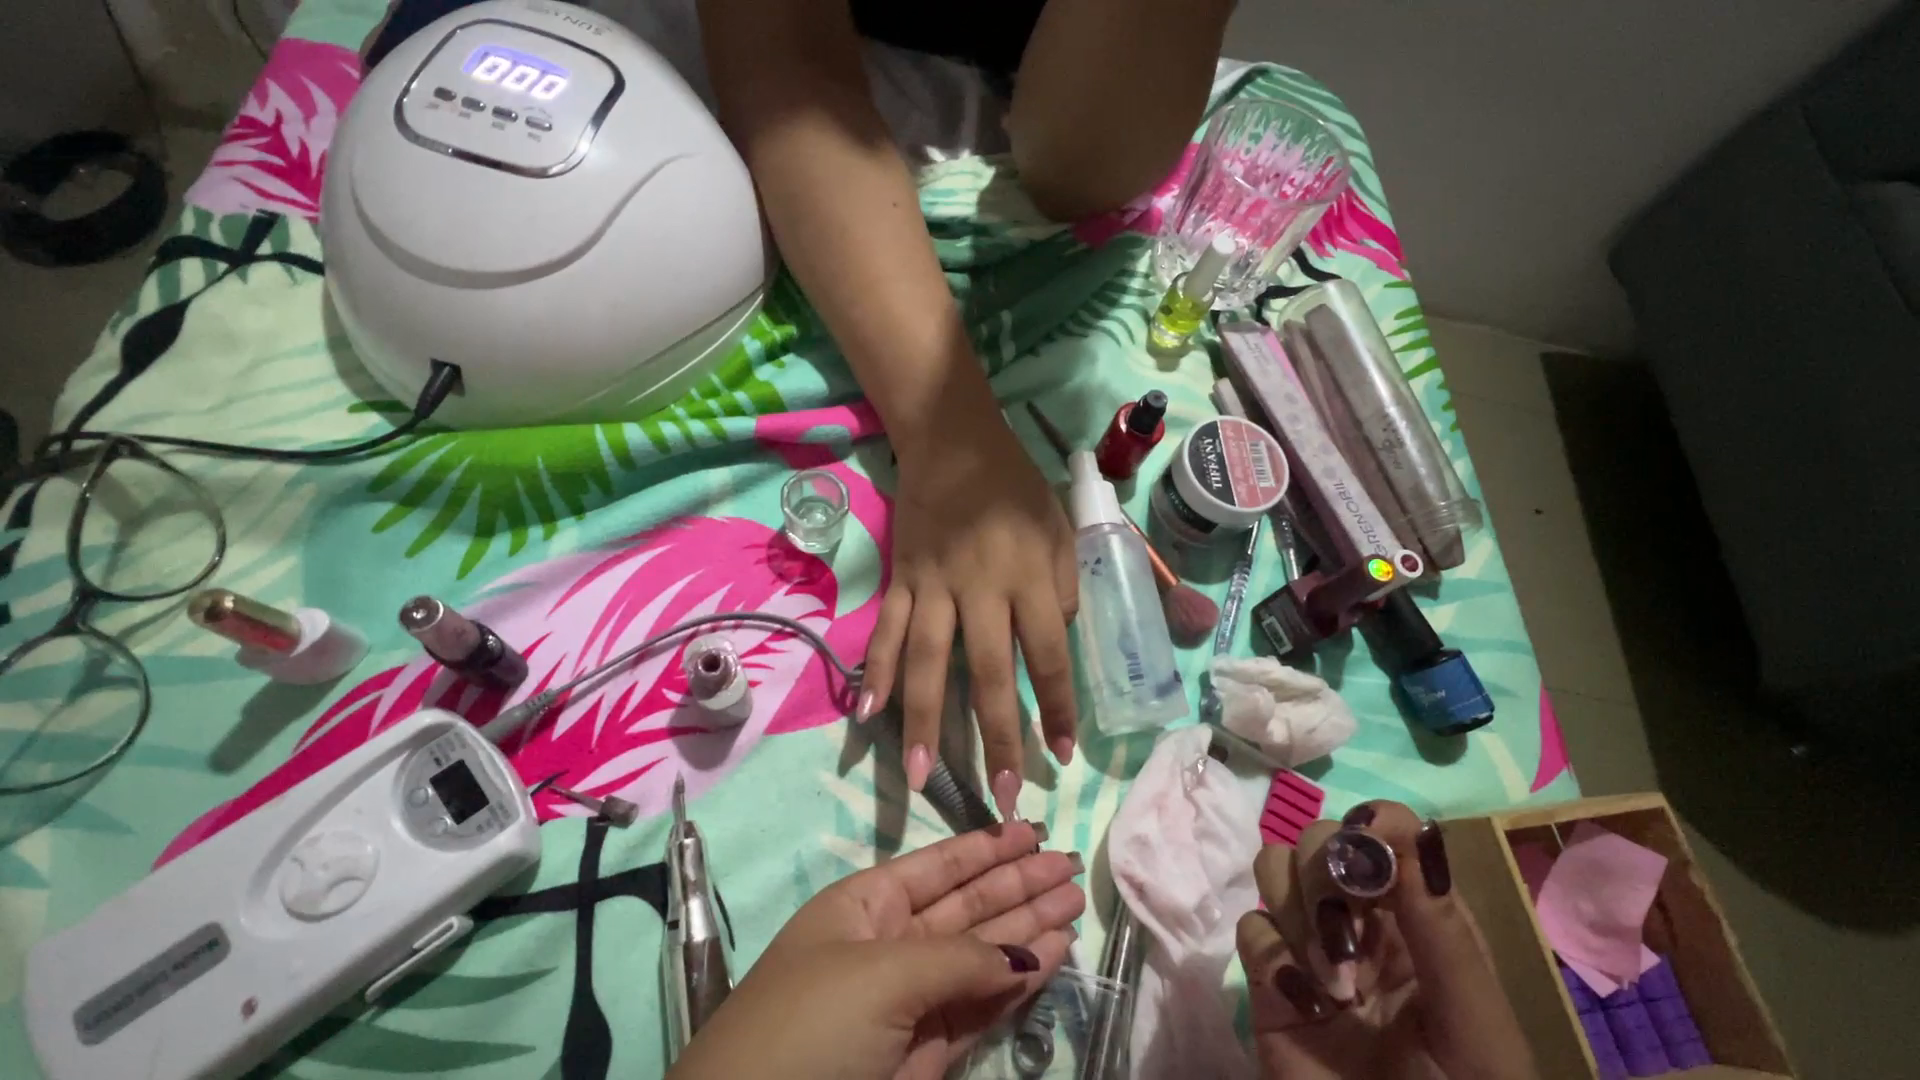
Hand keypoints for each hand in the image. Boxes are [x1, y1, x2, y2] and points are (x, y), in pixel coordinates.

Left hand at [669, 822, 1085, 1079]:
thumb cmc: (810, 1023)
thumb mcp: (878, 974)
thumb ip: (958, 958)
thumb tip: (1023, 956)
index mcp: (862, 907)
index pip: (935, 867)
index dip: (983, 848)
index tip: (1030, 829)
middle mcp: (889, 945)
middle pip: (966, 904)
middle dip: (1017, 883)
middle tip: (1070, 862)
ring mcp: (910, 1001)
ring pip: (982, 953)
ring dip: (1028, 927)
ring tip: (1075, 900)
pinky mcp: (927, 1053)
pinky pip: (983, 1004)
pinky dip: (1020, 980)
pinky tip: (1054, 952)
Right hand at [858, 406, 1078, 816]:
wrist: (951, 441)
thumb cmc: (1015, 486)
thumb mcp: (1058, 527)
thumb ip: (1061, 587)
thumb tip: (1056, 643)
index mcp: (1026, 575)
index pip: (1046, 654)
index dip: (1055, 707)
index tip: (1060, 756)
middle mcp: (978, 588)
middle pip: (986, 673)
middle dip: (996, 738)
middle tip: (1003, 796)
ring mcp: (931, 586)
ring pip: (926, 664)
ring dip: (923, 724)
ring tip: (919, 778)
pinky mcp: (900, 581)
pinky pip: (886, 632)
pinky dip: (876, 673)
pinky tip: (867, 715)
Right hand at [1235, 801, 1537, 1079]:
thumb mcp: (1472, 1022)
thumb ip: (1442, 928)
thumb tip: (1409, 829)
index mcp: (1422, 914)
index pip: (1388, 830)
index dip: (1372, 827)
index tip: (1370, 862)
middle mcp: (1364, 916)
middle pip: (1319, 836)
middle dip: (1327, 876)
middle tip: (1348, 936)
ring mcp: (1311, 942)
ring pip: (1276, 867)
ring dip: (1300, 915)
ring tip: (1334, 983)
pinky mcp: (1267, 975)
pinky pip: (1252, 927)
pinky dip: (1273, 957)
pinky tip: (1308, 1005)